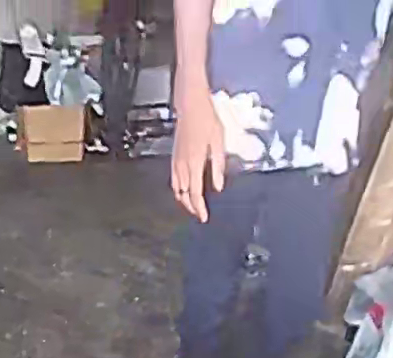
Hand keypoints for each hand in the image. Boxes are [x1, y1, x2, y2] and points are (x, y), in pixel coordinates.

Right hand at [171, 89, 225, 222]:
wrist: (190, 105)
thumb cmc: (206, 119)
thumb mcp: (218, 141)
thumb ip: (218, 166)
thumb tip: (218, 187)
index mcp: (195, 163)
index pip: (195, 193)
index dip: (199, 207)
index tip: (204, 217)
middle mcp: (183, 167)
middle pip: (184, 196)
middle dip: (191, 208)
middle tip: (199, 214)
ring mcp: (176, 164)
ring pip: (177, 191)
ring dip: (184, 202)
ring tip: (193, 207)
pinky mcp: (173, 160)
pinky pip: (174, 182)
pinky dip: (178, 192)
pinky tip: (184, 193)